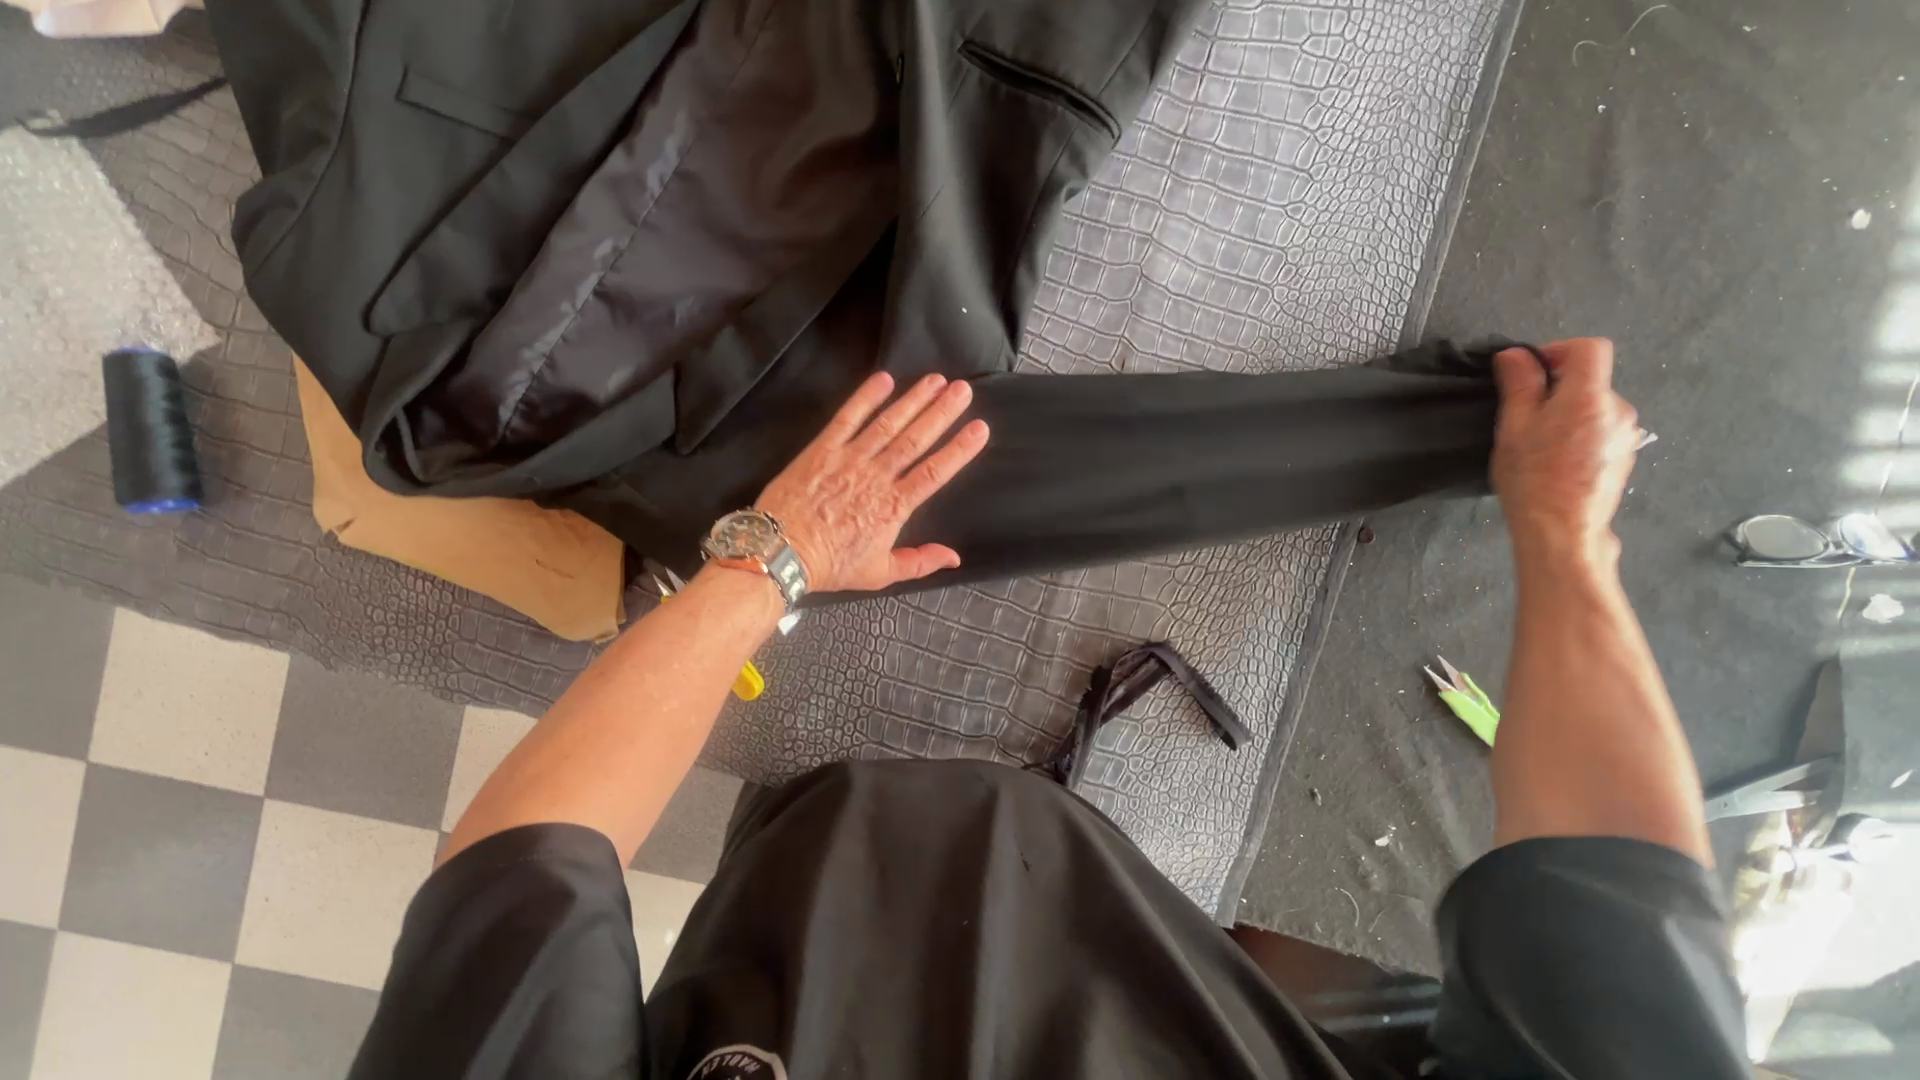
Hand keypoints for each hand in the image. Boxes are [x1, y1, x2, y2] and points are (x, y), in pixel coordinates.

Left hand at [755, 372, 989, 592]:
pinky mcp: (822, 449)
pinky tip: (884, 380)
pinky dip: (865, 398)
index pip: (934, 472)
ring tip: (935, 380)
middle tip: (963, 390)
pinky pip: (846, 419)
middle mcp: (876, 477)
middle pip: (915, 440)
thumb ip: (920, 562)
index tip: (980, 428)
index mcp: (894, 507)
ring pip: (887, 424)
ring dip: (913, 400)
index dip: (959, 449)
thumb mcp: (880, 573)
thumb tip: (955, 557)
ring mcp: (849, 459)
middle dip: (941, 413)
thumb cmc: (831, 564)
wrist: (780, 552)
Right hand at [1491, 338, 1641, 565]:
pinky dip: (1579, 434)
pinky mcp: (1624, 455)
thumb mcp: (1514, 427)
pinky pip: (1601, 430)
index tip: (1531, 372)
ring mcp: (1626, 434)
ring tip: (1539, 444)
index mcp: (1590, 397)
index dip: (1558, 351)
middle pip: (1590, 380)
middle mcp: (1618, 409)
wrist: (1562, 529)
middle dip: (1557, 389)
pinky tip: (1557, 461)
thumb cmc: (1532, 478)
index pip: (1590, 348)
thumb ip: (1519, 385)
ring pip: (1594, 407)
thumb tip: (1516, 354)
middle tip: (1523, 417)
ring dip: (1568, 414)